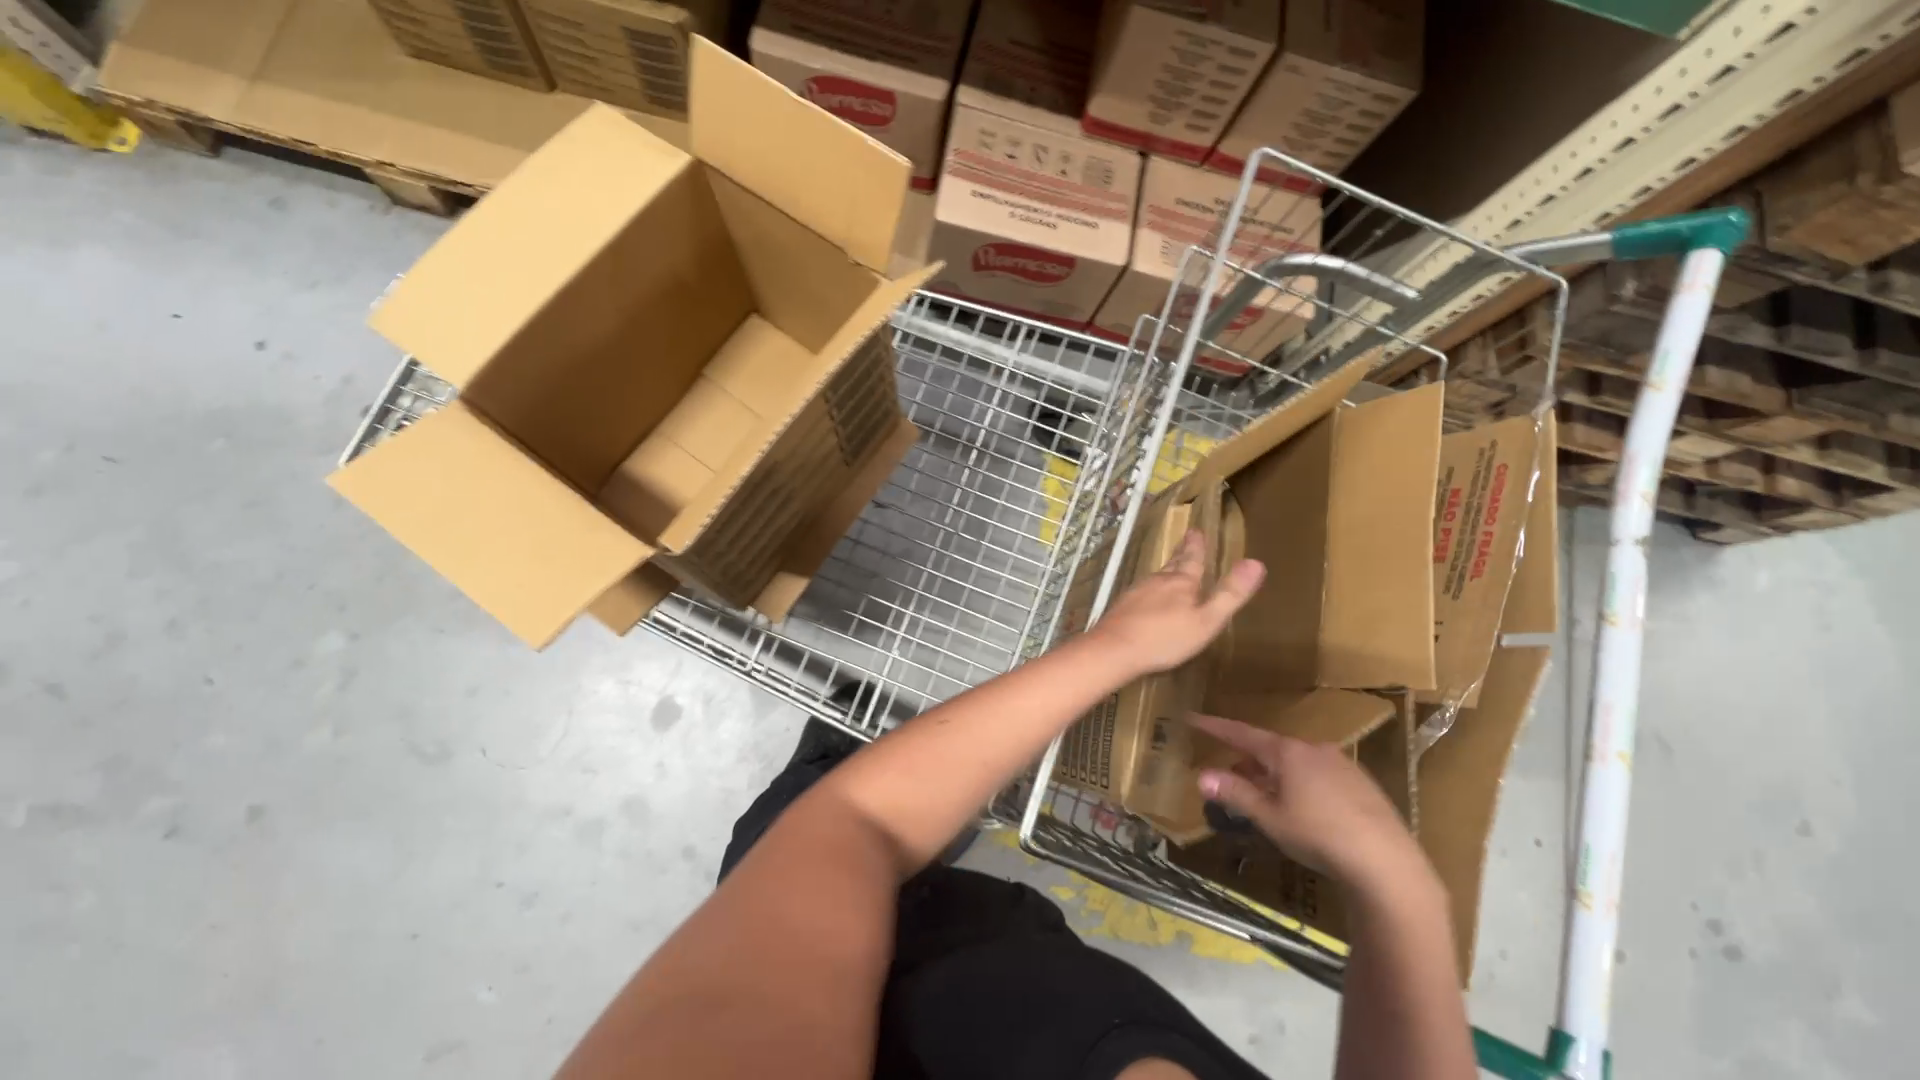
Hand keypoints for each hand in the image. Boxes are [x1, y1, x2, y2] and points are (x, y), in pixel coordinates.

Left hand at [1088, 530, 1263, 676]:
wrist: (1114, 650)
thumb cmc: (1165, 638)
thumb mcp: (1207, 620)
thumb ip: (1230, 594)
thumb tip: (1256, 562)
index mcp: (1181, 583)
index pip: (1192, 559)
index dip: (1196, 546)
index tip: (1196, 529)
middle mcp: (1158, 581)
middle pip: (1172, 563)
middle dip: (1181, 552)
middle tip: (1185, 538)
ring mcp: (1137, 592)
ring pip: (1156, 577)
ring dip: (1167, 570)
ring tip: (1172, 567)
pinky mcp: (1122, 606)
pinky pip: (1142, 592)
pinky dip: (1151, 590)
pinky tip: (1149, 597)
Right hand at [1187, 713, 1433, 896]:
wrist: (1385, 860)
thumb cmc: (1318, 835)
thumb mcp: (1270, 817)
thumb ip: (1236, 793)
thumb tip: (1202, 775)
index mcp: (1288, 752)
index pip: (1243, 733)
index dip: (1216, 728)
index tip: (1194, 718)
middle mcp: (1314, 749)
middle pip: (1271, 749)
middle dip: (1247, 761)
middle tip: (1229, 776)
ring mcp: (1342, 764)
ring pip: (1297, 763)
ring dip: (1274, 774)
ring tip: (1263, 796)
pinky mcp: (1361, 784)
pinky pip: (1319, 775)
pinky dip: (1300, 783)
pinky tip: (1302, 809)